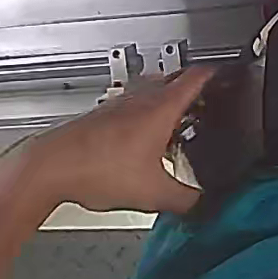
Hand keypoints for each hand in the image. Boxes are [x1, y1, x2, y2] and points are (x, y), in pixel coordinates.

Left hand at [1, 67, 216, 213]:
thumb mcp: (153, 193)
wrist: (47, 168)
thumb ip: (186, 199)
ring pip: (154, 91)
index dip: (218, 74)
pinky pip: (136, 104)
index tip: (230, 75)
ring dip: (171, 100)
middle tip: (211, 99)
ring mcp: (120, 104)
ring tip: (181, 121)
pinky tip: (148, 139)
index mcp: (161, 108)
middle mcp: (141, 99)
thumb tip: (204, 204)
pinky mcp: (103, 115)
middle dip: (197, 88)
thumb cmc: (95, 169)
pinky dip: (150, 112)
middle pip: (177, 79)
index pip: (197, 77)